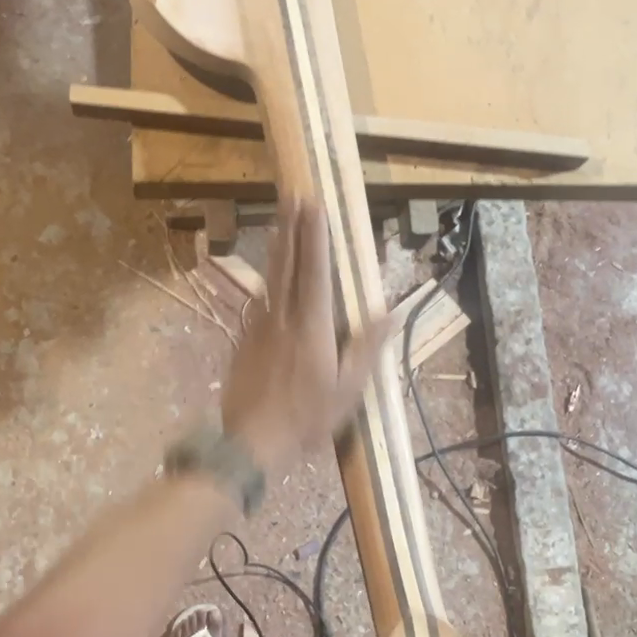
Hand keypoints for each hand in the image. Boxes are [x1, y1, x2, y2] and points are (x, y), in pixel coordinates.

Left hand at [221, 201, 390, 477]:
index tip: (315, 203)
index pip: (314, 270)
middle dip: (291, 226)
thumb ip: (367, 347)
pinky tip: (269, 276)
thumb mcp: (348, 390)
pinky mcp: (243, 342)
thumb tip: (392, 312)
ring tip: (280, 220)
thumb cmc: (306, 419)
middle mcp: (282, 318)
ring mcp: (258, 328)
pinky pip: (259, 303)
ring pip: (269, 279)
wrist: (250, 442)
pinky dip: (267, 281)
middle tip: (292, 194)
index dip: (315, 235)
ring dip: (276, 246)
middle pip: (286, 263)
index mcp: (311, 327)